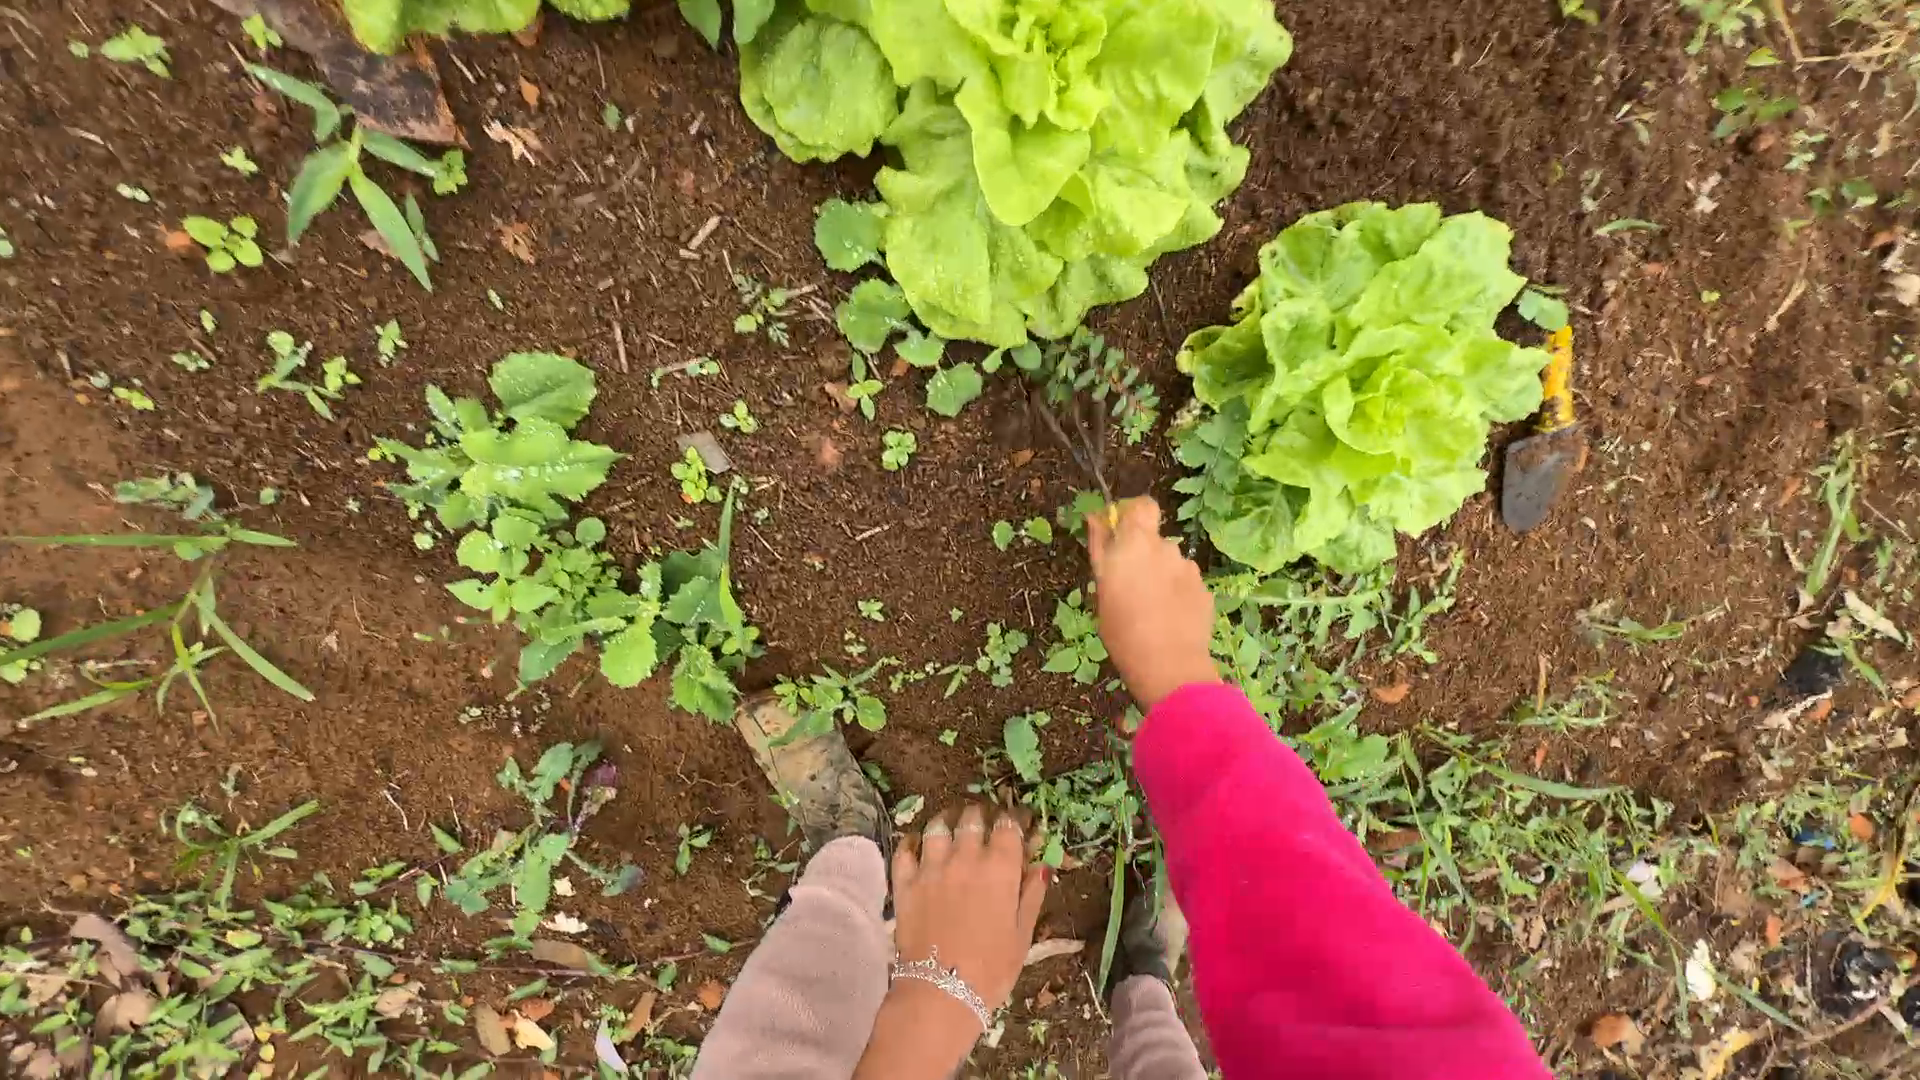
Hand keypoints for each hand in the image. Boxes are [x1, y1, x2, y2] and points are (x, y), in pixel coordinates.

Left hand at [892, 805, 1047, 1015]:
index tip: (1018, 821)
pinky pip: (906, 849)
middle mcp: (965, 856)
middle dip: (981, 815)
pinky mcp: (905, 881)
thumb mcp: (1022, 935)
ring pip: (938, 826)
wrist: (940, 994)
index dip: (1014, 819)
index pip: (1008, 825)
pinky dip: (912, 843)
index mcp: (999, 867)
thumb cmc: (991, 969)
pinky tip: (917, 846)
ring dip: (947, 822)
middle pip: (972, 817)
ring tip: (949, 826)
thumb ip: (1032, 895)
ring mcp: (932, 866)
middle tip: (983, 822)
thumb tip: (1043, 865)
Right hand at [1086, 497, 1219, 709]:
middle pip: (1154, 540)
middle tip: (1129, 586)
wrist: (1169, 666)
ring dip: (1161, 575)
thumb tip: (1096, 518)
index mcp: (1137, 543)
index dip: (1133, 516)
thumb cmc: (1122, 628)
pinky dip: (1176, 593)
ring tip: (1150, 608)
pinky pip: (1185, 583)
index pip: (1143, 505)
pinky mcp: (1204, 590)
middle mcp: (1166, 548)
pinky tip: (1168, 618)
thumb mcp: (1101, 589)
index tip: (1120, 537)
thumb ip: (1101, 548)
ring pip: (1170, 562)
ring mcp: (1189, 569)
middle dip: (1143, 555)